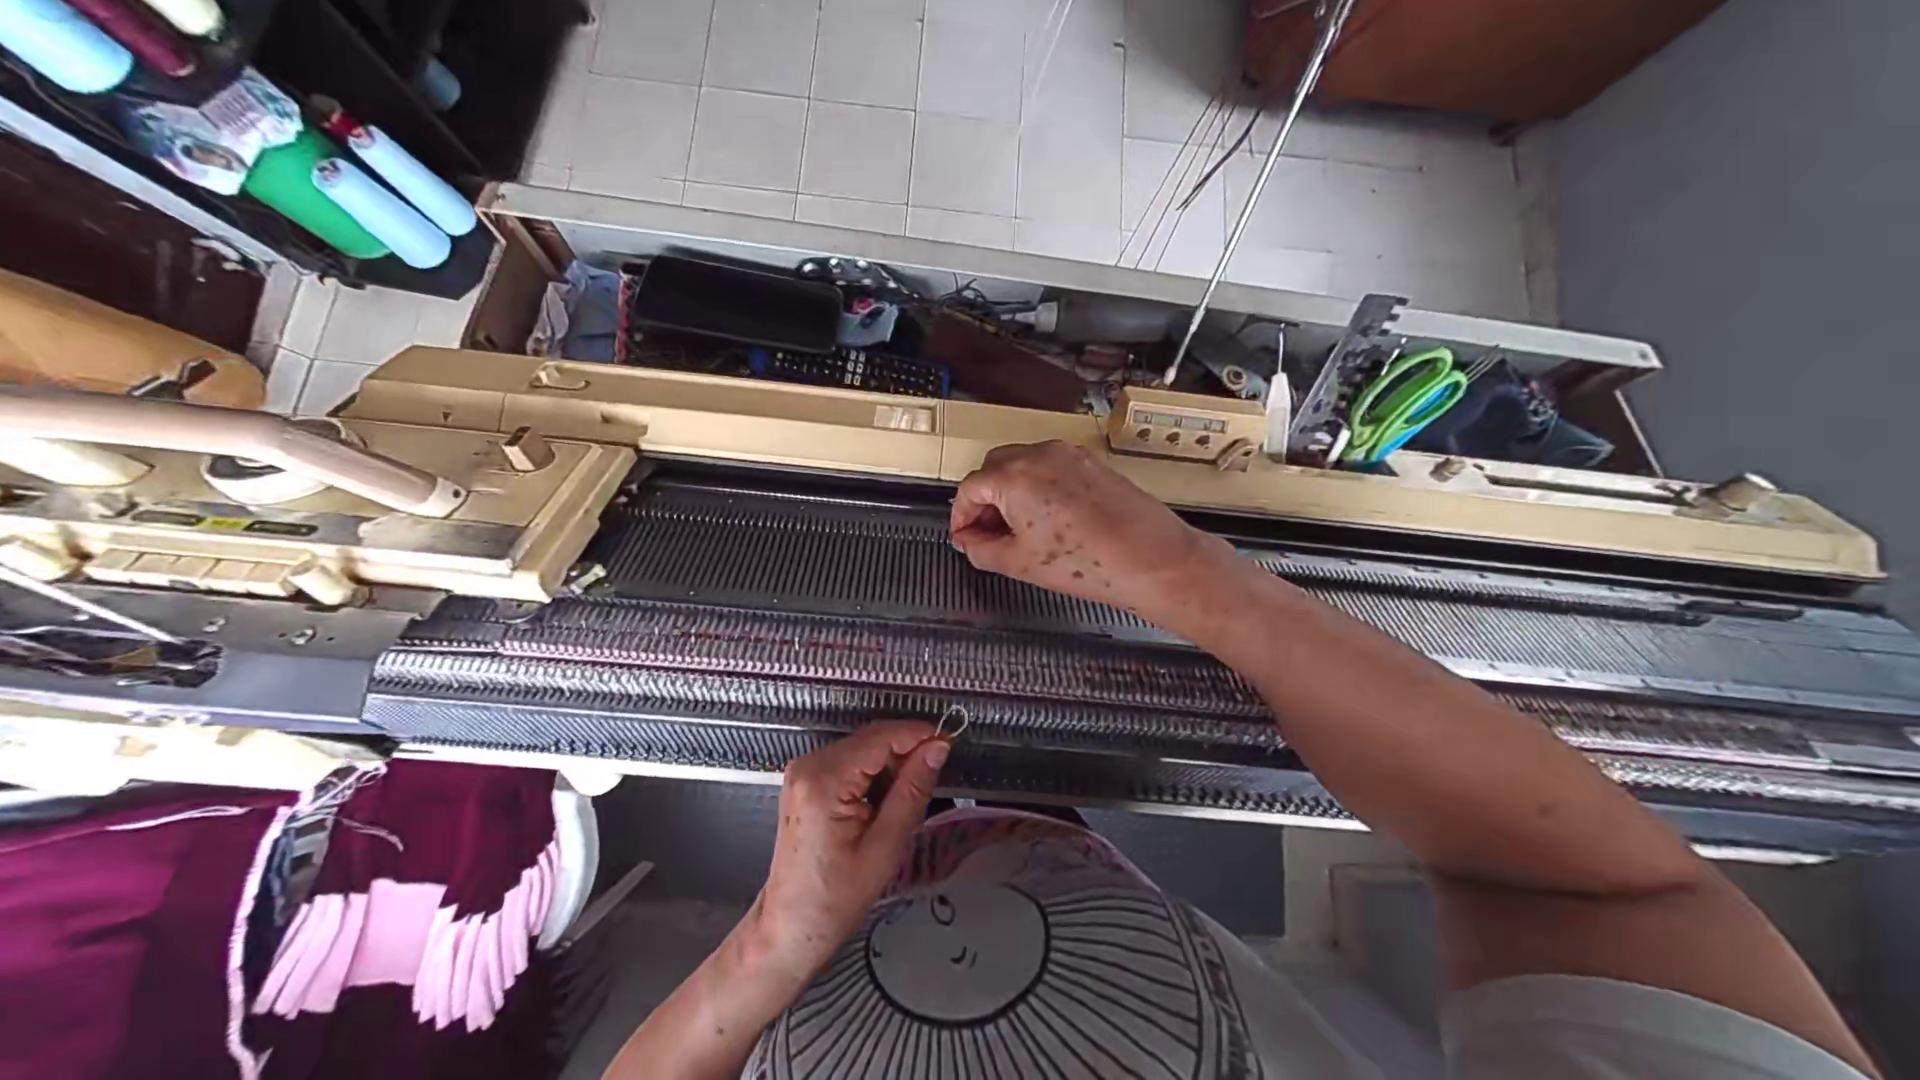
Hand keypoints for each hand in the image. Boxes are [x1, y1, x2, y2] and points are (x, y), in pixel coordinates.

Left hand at [755, 721, 948, 973]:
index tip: (950, 742)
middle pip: (870, 738)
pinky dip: (873, 772)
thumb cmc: (837, 896)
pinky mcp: (805, 779)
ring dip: (891, 763)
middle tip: (935, 775)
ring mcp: (803, 770)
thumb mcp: (885, 845)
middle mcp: (809, 764)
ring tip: (910, 795)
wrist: (791, 925)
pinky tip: (885, 800)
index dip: (917, 734)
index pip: (880, 736)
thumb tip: (938, 748)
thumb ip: (912, 790)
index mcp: (824, 778)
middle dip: (906, 750)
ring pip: (862, 748)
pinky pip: (849, 761)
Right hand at [949, 441, 1237, 618]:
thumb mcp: (1020, 564)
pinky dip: (1038, 487)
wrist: (1151, 559)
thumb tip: (969, 542)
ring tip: (1019, 530)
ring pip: (1022, 464)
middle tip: (986, 533)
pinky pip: (1050, 467)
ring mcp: (1067, 455)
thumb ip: (981, 549)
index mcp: (1014, 477)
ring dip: (1010, 491)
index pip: (969, 488)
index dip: (961, 516)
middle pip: (993, 469)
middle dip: (984, 500)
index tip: (964, 535)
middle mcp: (1039, 456)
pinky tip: (1048, 519)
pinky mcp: (1089, 461)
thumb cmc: (1094, 561)